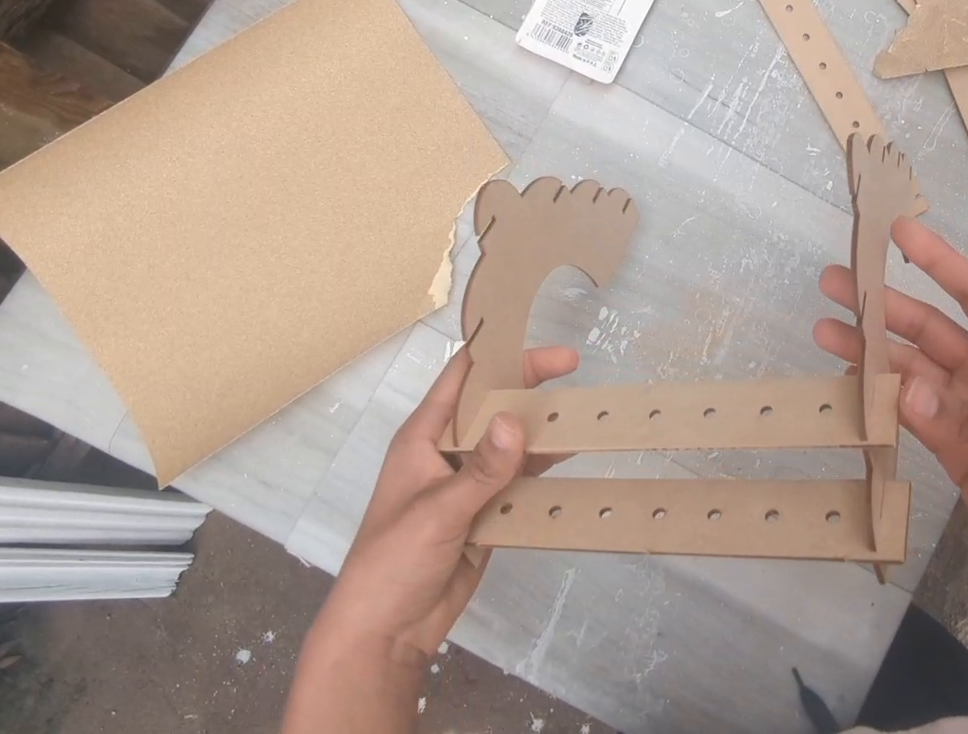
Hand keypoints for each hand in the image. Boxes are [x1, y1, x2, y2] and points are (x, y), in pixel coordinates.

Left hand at [309, 344, 578, 665]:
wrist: (386, 633)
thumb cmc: (392, 562)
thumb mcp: (437, 511)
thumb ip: (480, 469)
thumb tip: (517, 420)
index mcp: (424, 437)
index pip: (461, 377)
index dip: (494, 350)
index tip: (531, 333)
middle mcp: (448, 450)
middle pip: (493, 404)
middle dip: (529, 383)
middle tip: (573, 366)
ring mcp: (469, 482)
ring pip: (510, 441)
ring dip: (541, 426)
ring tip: (581, 409)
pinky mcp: (487, 510)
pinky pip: (519, 478)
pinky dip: (543, 467)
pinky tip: (571, 456)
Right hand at [813, 215, 967, 610]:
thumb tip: (904, 389)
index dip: (939, 260)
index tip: (899, 231)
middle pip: (928, 330)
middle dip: (884, 306)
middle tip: (835, 283)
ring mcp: (966, 415)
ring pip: (910, 372)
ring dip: (871, 353)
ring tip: (824, 331)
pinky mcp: (952, 452)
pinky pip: (908, 416)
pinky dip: (878, 400)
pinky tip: (848, 386)